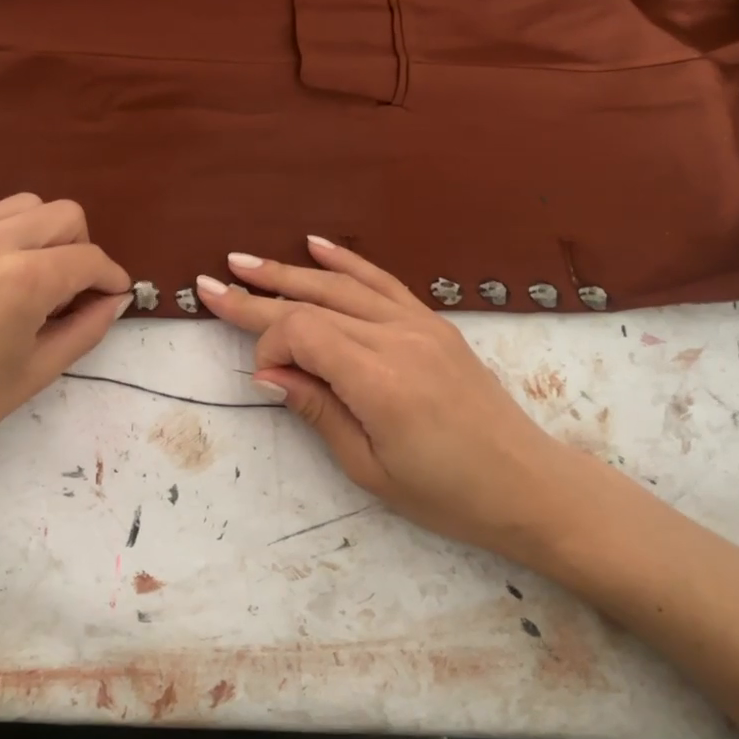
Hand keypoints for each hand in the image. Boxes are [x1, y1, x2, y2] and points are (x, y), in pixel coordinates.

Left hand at [0, 193, 132, 476]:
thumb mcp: (37, 372)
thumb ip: (86, 328)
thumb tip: (115, 299)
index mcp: (24, 280)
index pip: (88, 258)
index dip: (111, 278)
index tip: (113, 297)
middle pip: (63, 215)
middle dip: (81, 248)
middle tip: (72, 290)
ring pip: (25, 206)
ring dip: (44, 234)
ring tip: (34, 279)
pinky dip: (5, 237)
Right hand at [197, 238, 591, 559]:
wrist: (527, 484)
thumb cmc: (446, 493)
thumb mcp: (369, 468)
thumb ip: (317, 410)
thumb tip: (267, 373)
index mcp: (379, 380)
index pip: (302, 332)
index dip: (269, 344)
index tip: (265, 377)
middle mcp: (397, 339)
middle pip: (313, 302)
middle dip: (257, 296)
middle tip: (210, 285)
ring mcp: (418, 324)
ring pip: (341, 286)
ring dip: (289, 272)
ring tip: (244, 262)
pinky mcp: (432, 323)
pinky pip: (382, 281)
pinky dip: (346, 261)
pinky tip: (315, 245)